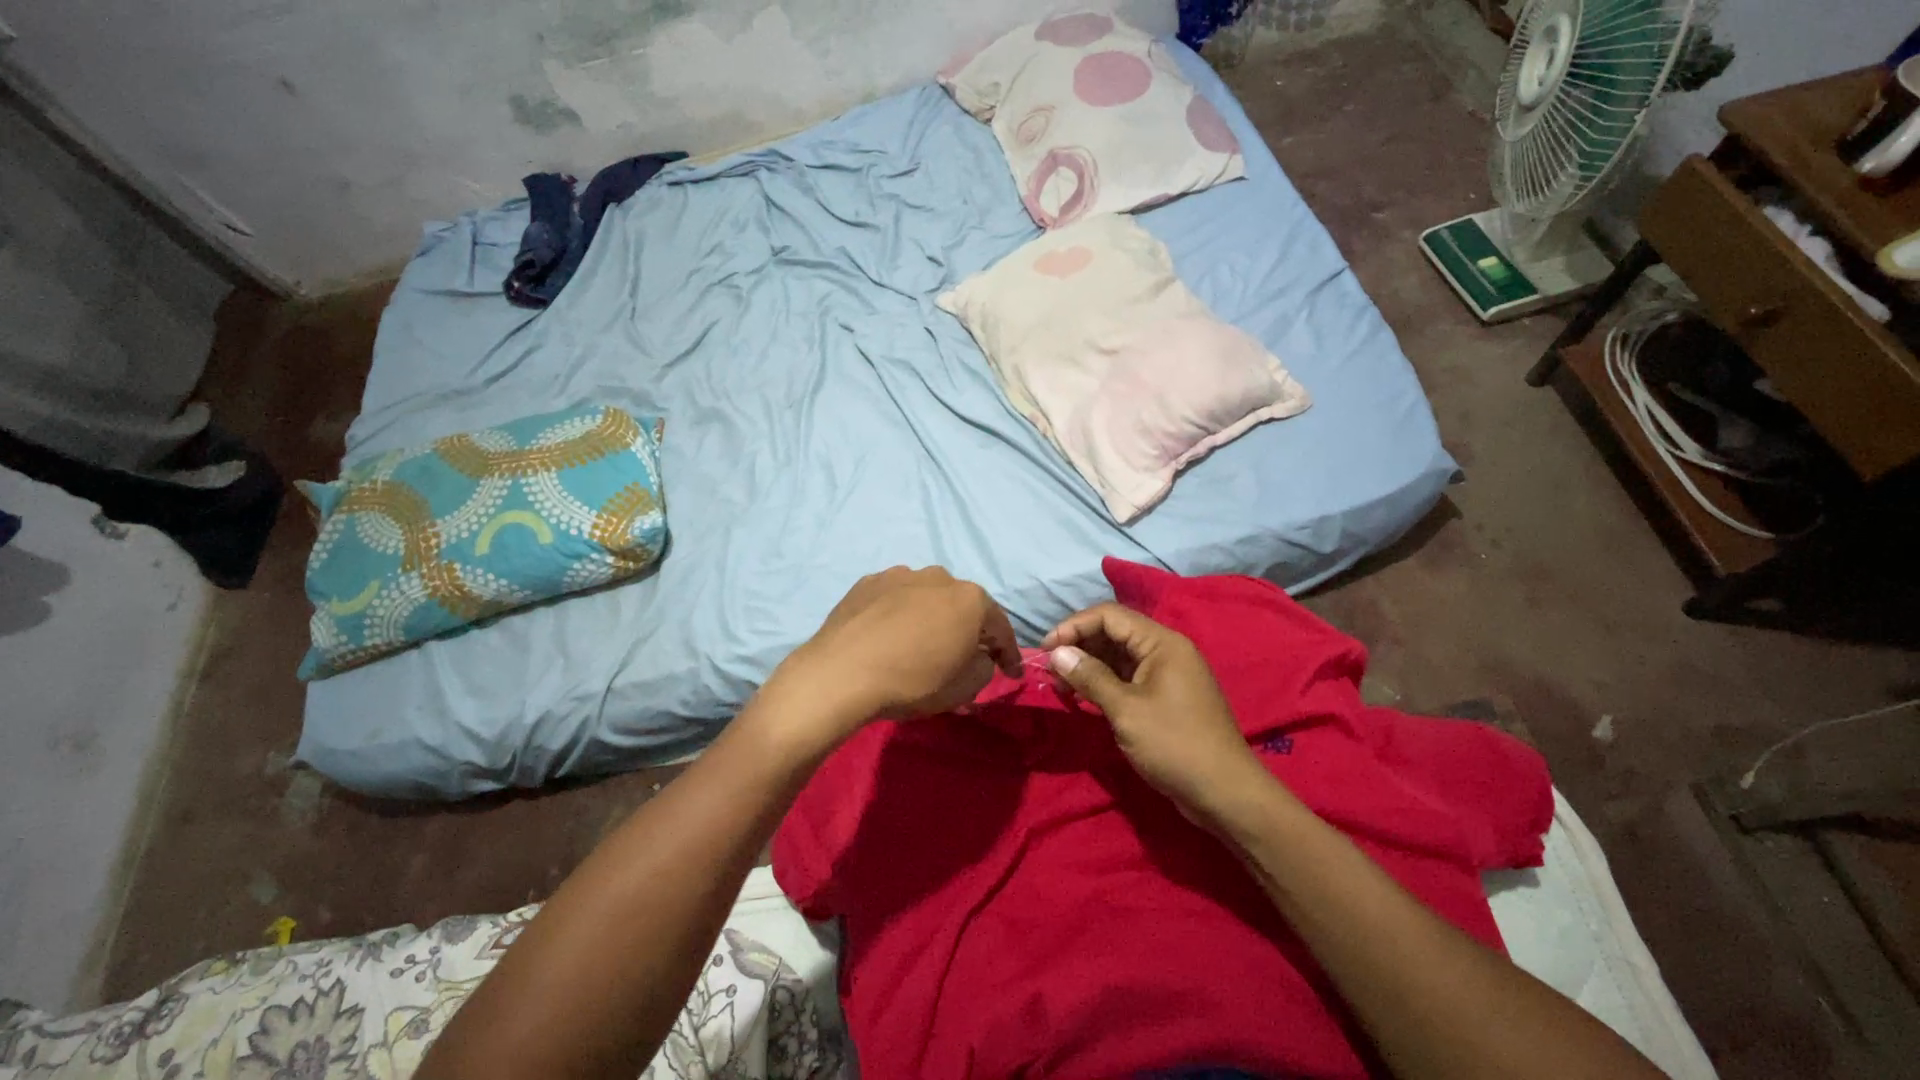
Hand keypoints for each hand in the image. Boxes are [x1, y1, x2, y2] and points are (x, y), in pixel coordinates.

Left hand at [771, 566, 1021, 741]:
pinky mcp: (866, 583)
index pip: (1000, 628)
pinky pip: (894, 600)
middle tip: (963, 657)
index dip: (1008, 654)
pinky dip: (898, 615)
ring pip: (926, 598)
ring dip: (930, 618)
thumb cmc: (913, 681)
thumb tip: (977, 657)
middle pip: (962, 606)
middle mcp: (939, 577)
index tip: (1010, 674)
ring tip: (921, 644)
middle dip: (967, 630)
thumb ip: (983, 667)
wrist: (842, 673)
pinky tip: (889, 636)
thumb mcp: (964, 688)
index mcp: (971, 599)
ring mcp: (900, 575)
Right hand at [1044, 603, 1266, 820]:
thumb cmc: (1174, 744)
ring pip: (1120, 658)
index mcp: (1163, 643)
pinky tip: (1084, 699)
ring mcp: (1168, 676)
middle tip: (1050, 672)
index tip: (1045, 649)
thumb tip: (1058, 653)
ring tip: (1061, 687)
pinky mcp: (1166, 699)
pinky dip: (1104, 684)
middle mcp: (1167, 651)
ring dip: (1089, 667)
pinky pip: (1129, 679)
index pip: (1110, 615)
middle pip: (1115, 633)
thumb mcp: (1126, 710)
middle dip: (1079, 647)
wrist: (1224, 792)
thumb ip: (1090, 678)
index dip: (1074, 626)